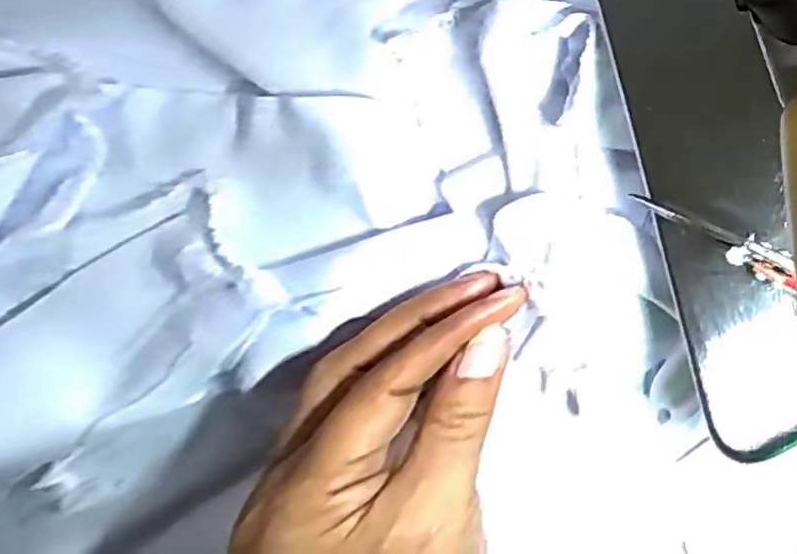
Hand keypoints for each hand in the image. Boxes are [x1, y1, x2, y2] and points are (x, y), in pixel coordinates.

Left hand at [231, 273, 526, 553]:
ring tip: (469, 301)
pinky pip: (361, 399)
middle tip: (486, 283)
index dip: (450, 329)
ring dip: (412, 330)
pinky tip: (442, 350)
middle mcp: (289, 470)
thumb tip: (487, 336)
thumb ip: (458, 421)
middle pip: (352, 364)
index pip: (384, 377)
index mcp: (306, 482)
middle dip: (424, 313)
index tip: (507, 298)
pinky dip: (407, 361)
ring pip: (349, 377)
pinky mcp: (329, 484)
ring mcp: (302, 477)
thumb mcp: (436, 513)